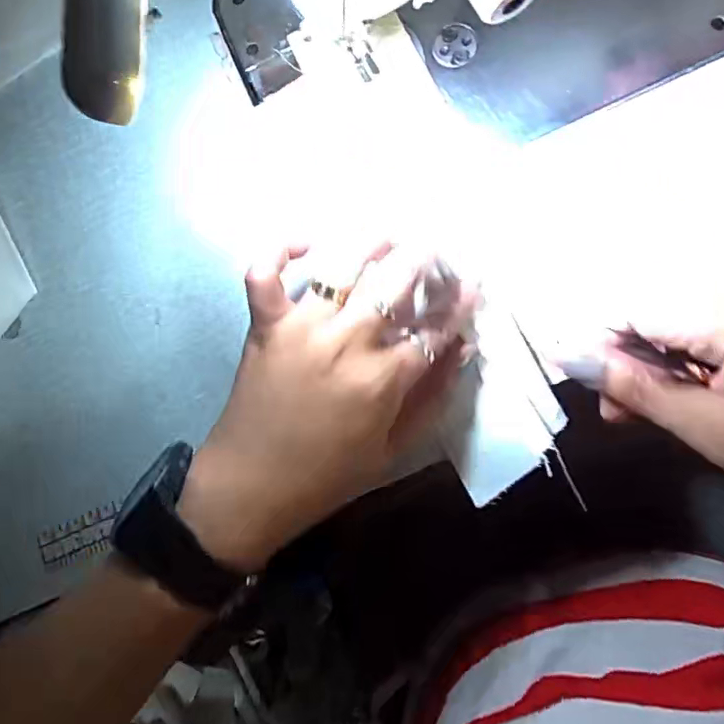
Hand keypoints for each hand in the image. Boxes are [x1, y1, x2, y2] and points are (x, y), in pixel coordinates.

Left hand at [176, 244, 468, 572]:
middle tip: (434, 248)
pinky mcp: (265, 326)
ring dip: (369, 245)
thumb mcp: (393, 449)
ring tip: (389, 234)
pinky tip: (305, 243)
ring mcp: (302, 329)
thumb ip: (431, 398)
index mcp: (382, 378)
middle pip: (393, 286)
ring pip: (341, 269)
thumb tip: (461, 351)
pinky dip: (280, 252)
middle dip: (421, 262)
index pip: (432, 330)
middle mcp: (347, 343)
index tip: (473, 286)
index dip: (457, 306)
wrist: (250, 489)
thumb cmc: (327, 475)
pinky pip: (264, 275)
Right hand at [592, 280, 723, 606]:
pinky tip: (696, 394)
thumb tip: (572, 355)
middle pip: (655, 302)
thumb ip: (641, 389)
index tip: (585, 390)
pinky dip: (695, 356)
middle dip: (627, 354)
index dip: (597, 344)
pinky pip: (718, 322)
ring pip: (684, 314)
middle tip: (620, 414)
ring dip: (659, 358)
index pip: (630, 303)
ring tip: (655, 412)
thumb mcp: (723, 434)